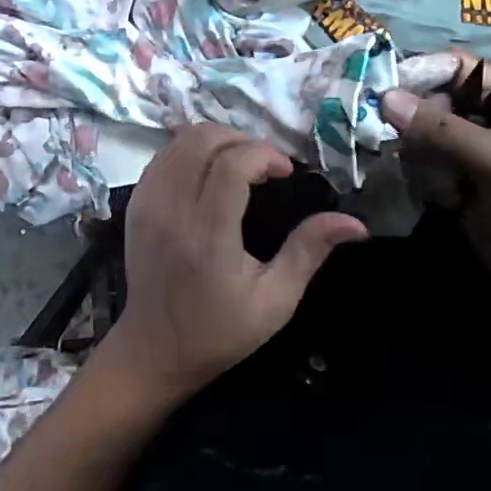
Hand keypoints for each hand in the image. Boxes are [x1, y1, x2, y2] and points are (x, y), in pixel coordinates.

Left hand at [102, 124, 366, 395]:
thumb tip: (356, 223)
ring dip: (218, 140)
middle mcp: (171, 211)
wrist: (153, 351)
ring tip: (241, 165)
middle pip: (203, 139)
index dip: (265, 154)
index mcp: (207, 236)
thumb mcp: (275, 301)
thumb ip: (309, 251)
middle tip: (266, 166)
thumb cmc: (219, 332)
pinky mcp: (135, 204)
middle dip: (242, 139)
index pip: (231, 164)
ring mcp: (147, 204)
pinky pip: (164, 155)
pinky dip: (192, 151)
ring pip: (181, 140)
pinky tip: (210, 173)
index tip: (286, 173)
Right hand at [380, 56, 490, 306]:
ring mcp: (472, 159)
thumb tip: (386, 97)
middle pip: (431, 103)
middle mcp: (487, 122)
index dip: (418, 73)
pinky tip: (427, 196)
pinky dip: (417, 181)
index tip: (377, 90)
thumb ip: (442, 130)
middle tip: (379, 138)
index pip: (453, 67)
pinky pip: (426, 174)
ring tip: (420, 176)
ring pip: (423, 141)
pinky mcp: (461, 192)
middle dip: (406, 119)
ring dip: (410, 155)